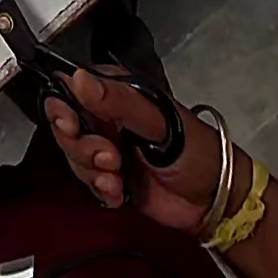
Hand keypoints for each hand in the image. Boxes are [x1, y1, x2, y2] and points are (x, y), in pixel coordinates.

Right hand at [46, 69, 226, 233]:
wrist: (215, 200)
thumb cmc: (194, 149)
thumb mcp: (157, 120)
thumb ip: (117, 100)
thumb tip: (79, 77)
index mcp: (115, 91)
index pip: (70, 87)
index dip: (62, 105)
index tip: (70, 125)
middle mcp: (105, 115)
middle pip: (65, 124)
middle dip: (81, 146)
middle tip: (108, 157)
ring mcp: (106, 146)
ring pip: (73, 155)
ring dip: (91, 170)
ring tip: (117, 177)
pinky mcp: (109, 177)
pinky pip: (86, 182)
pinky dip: (99, 190)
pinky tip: (119, 193)